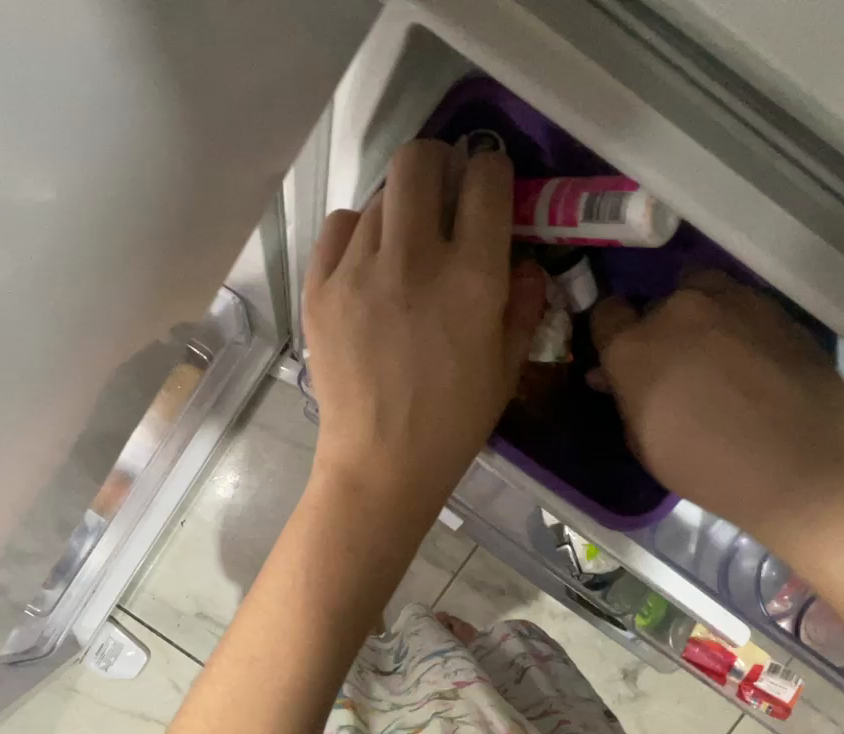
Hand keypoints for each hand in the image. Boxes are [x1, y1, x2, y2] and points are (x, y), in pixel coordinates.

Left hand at [303, 139, 546, 514]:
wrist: (381, 462)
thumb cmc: (453, 422)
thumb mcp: (508, 366)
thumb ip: (524, 302)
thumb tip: (523, 260)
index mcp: (472, 277)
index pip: (486, 178)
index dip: (491, 171)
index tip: (487, 186)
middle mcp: (414, 259)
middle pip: (419, 161)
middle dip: (438, 164)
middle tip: (442, 193)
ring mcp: (358, 272)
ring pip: (378, 196)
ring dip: (399, 208)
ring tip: (402, 245)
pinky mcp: (319, 289)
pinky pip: (338, 227)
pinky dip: (356, 233)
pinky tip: (366, 264)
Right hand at [590, 270, 843, 570]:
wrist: (802, 460)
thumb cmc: (704, 464)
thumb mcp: (644, 442)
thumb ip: (626, 398)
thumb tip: (612, 377)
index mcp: (632, 347)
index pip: (606, 315)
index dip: (612, 335)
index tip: (621, 360)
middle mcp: (676, 310)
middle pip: (656, 303)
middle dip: (659, 330)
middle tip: (674, 365)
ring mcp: (730, 300)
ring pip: (700, 290)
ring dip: (698, 315)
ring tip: (713, 352)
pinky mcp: (775, 306)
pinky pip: (741, 303)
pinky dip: (737, 323)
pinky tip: (751, 358)